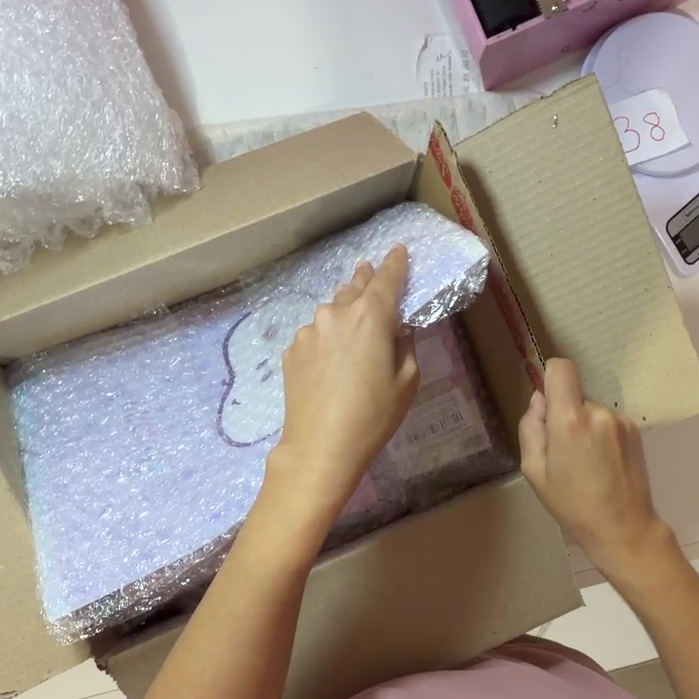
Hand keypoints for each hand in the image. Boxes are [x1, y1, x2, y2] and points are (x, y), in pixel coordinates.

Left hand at [268, 245, 416, 514]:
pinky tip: (332, 362)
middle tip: (372, 274)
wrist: (320, 446)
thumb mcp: (407, 381)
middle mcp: (336, 314)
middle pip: (355, 288)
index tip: (399, 251)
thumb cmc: (373, 416)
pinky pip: (316, 335)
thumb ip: (405, 345)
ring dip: (344, 312)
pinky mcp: (292, 351)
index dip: (396, 264)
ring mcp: (309, 331)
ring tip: (352, 326)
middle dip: (366, 280)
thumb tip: (398, 328)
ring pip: (332, 312)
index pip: (387, 278)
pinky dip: (327, 338)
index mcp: (371, 316)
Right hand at [518, 358, 673, 578]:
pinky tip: (601, 463)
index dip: (550, 378)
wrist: (622, 527)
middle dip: (564, 414)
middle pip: (573, 394)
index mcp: (570, 420)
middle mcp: (598, 412)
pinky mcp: (635, 429)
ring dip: (583, 426)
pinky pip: (607, 421)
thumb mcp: (534, 471)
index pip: (561, 368)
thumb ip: (531, 428)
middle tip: (562, 452)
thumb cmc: (572, 504)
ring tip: (584, 463)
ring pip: (591, 409)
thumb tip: (539, 401)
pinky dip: (600, 435)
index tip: (547, 404)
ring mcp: (620, 420)